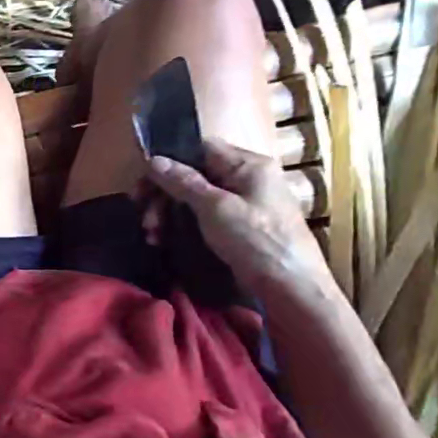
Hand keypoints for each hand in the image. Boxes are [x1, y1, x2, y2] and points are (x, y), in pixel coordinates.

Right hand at [145, 138, 336, 308]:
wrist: (293, 289)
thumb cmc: (256, 242)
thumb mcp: (215, 208)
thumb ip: (183, 181)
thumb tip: (153, 159)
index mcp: (248, 164)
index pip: (200, 148)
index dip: (168, 162)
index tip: (144, 185)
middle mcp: (248, 178)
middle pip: (194, 174)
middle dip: (164, 195)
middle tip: (145, 219)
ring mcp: (246, 203)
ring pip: (196, 198)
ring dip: (169, 213)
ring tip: (153, 236)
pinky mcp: (242, 227)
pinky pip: (205, 216)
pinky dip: (184, 226)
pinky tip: (166, 241)